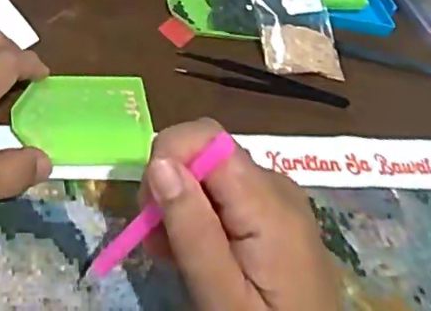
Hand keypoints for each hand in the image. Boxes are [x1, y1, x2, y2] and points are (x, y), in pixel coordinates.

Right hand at [142, 119, 339, 310]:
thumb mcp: (223, 301)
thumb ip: (193, 230)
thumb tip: (158, 161)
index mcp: (270, 203)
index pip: (206, 136)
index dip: (168, 156)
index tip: (149, 207)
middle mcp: (278, 186)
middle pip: (206, 151)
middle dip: (170, 182)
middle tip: (154, 240)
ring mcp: (281, 201)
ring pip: (212, 171)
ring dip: (181, 200)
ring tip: (170, 253)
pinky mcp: (278, 218)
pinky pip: (227, 192)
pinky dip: (201, 211)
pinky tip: (194, 251)